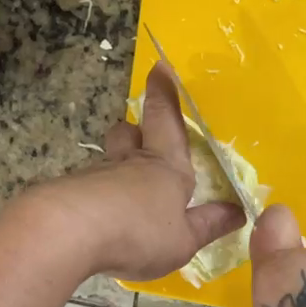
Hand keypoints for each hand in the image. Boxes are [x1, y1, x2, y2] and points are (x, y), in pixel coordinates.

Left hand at [2, 62, 245, 281]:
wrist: (68, 233)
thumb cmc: (140, 231)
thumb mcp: (185, 239)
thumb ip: (209, 225)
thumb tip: (237, 212)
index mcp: (165, 167)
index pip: (166, 120)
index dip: (165, 95)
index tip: (160, 67)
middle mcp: (130, 163)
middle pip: (128, 134)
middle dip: (135, 130)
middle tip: (138, 134)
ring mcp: (96, 177)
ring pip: (109, 161)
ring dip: (117, 168)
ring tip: (125, 194)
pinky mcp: (70, 196)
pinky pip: (90, 190)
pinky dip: (99, 200)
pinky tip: (103, 222)